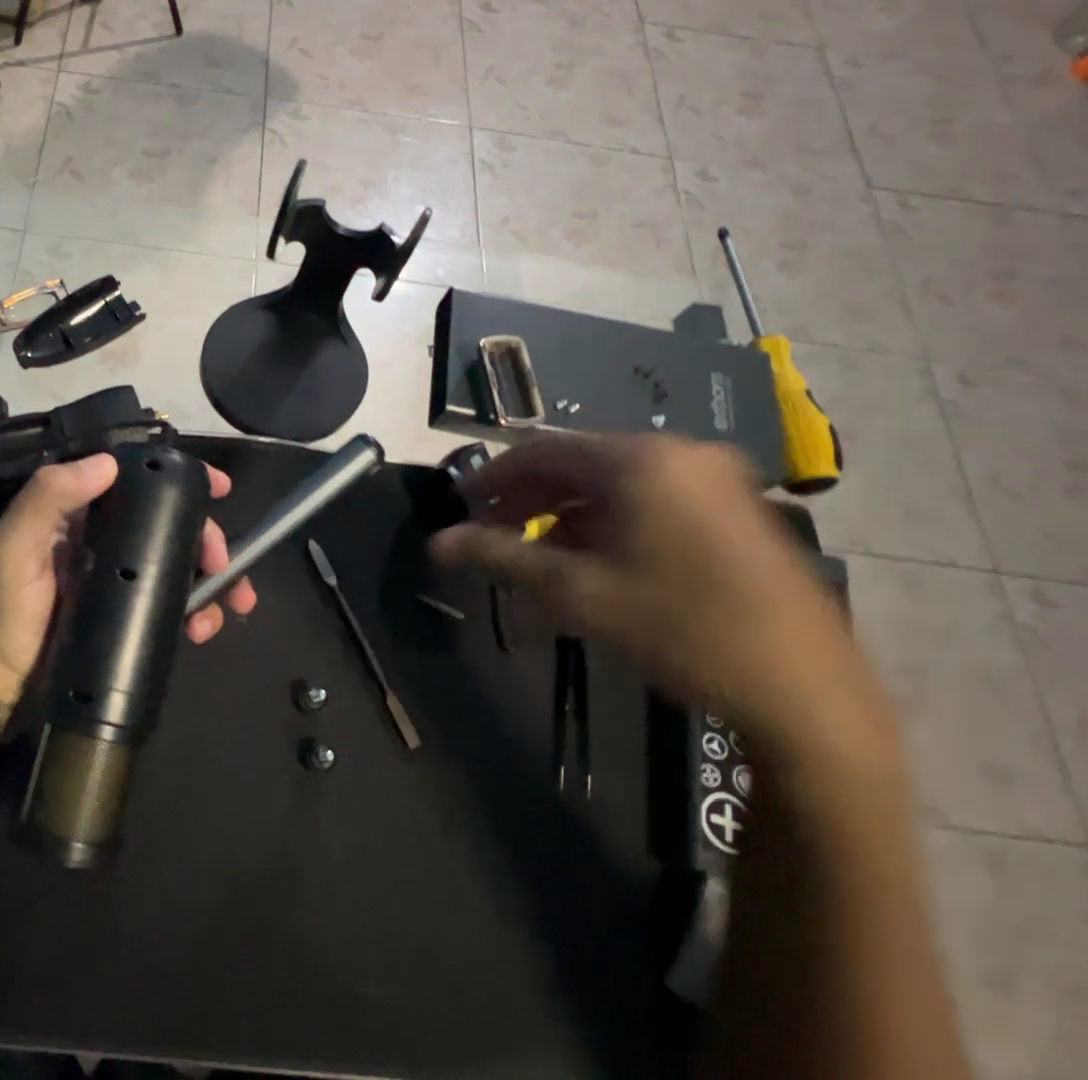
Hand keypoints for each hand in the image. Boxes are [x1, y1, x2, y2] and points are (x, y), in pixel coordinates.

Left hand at [0, 453, 257, 744]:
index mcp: (79, 512)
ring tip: (233, 603)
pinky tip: (203, 629)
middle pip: (171, 524)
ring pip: (180, 563)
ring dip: (215, 579)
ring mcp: (122, 577)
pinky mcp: (131, 613)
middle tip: (222, 563)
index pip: (136, 481)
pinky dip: (199, 612)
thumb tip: (109, 463)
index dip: (180, 481)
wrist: (4, 682)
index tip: (218, 487)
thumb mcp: (14, 547)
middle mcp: (105, 538)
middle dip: (207, 538)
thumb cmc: (5, 611)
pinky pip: (175, 603)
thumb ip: (48, 498)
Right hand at [428, 434, 882, 758]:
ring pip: (614, 485)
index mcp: (638, 461)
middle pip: (578, 464)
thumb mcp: (576, 593)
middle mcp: (678, 454)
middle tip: (488, 537)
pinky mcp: (733, 510)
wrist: (801, 685)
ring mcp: (714, 480)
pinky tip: (588, 567)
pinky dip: (607, 525)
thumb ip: (502, 557)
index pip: (541, 449)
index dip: (491, 477)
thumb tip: (437, 543)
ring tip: (532, 560)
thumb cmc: (677, 629)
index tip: (457, 509)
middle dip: (526, 499)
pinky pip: (650, 502)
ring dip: (564, 515)